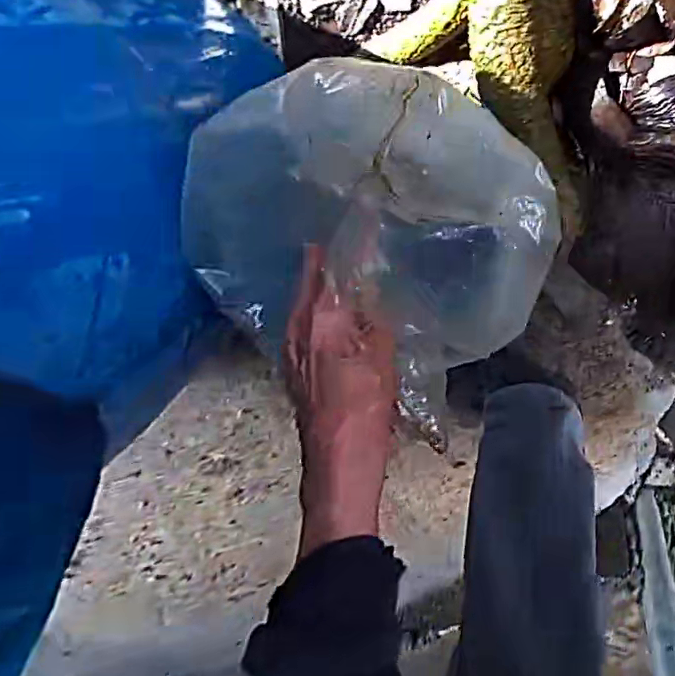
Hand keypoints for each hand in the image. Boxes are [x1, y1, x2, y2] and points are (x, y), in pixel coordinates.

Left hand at [283, 245, 397, 555]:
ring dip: (317, 284)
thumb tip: (369, 297)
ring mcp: (291, 351)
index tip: (363, 217)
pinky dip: (317, 307)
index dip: (350, 244)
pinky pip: (304, 323)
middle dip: (323, 259)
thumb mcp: (382, 357)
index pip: (333, 270)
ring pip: (303, 304)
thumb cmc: (365, 407)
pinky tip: (333, 311)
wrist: (338, 458)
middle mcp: (298, 331)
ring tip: (336, 267)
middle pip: (309, 283)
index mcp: (321, 322)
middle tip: (342, 237)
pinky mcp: (296, 368)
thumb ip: (375, 321)